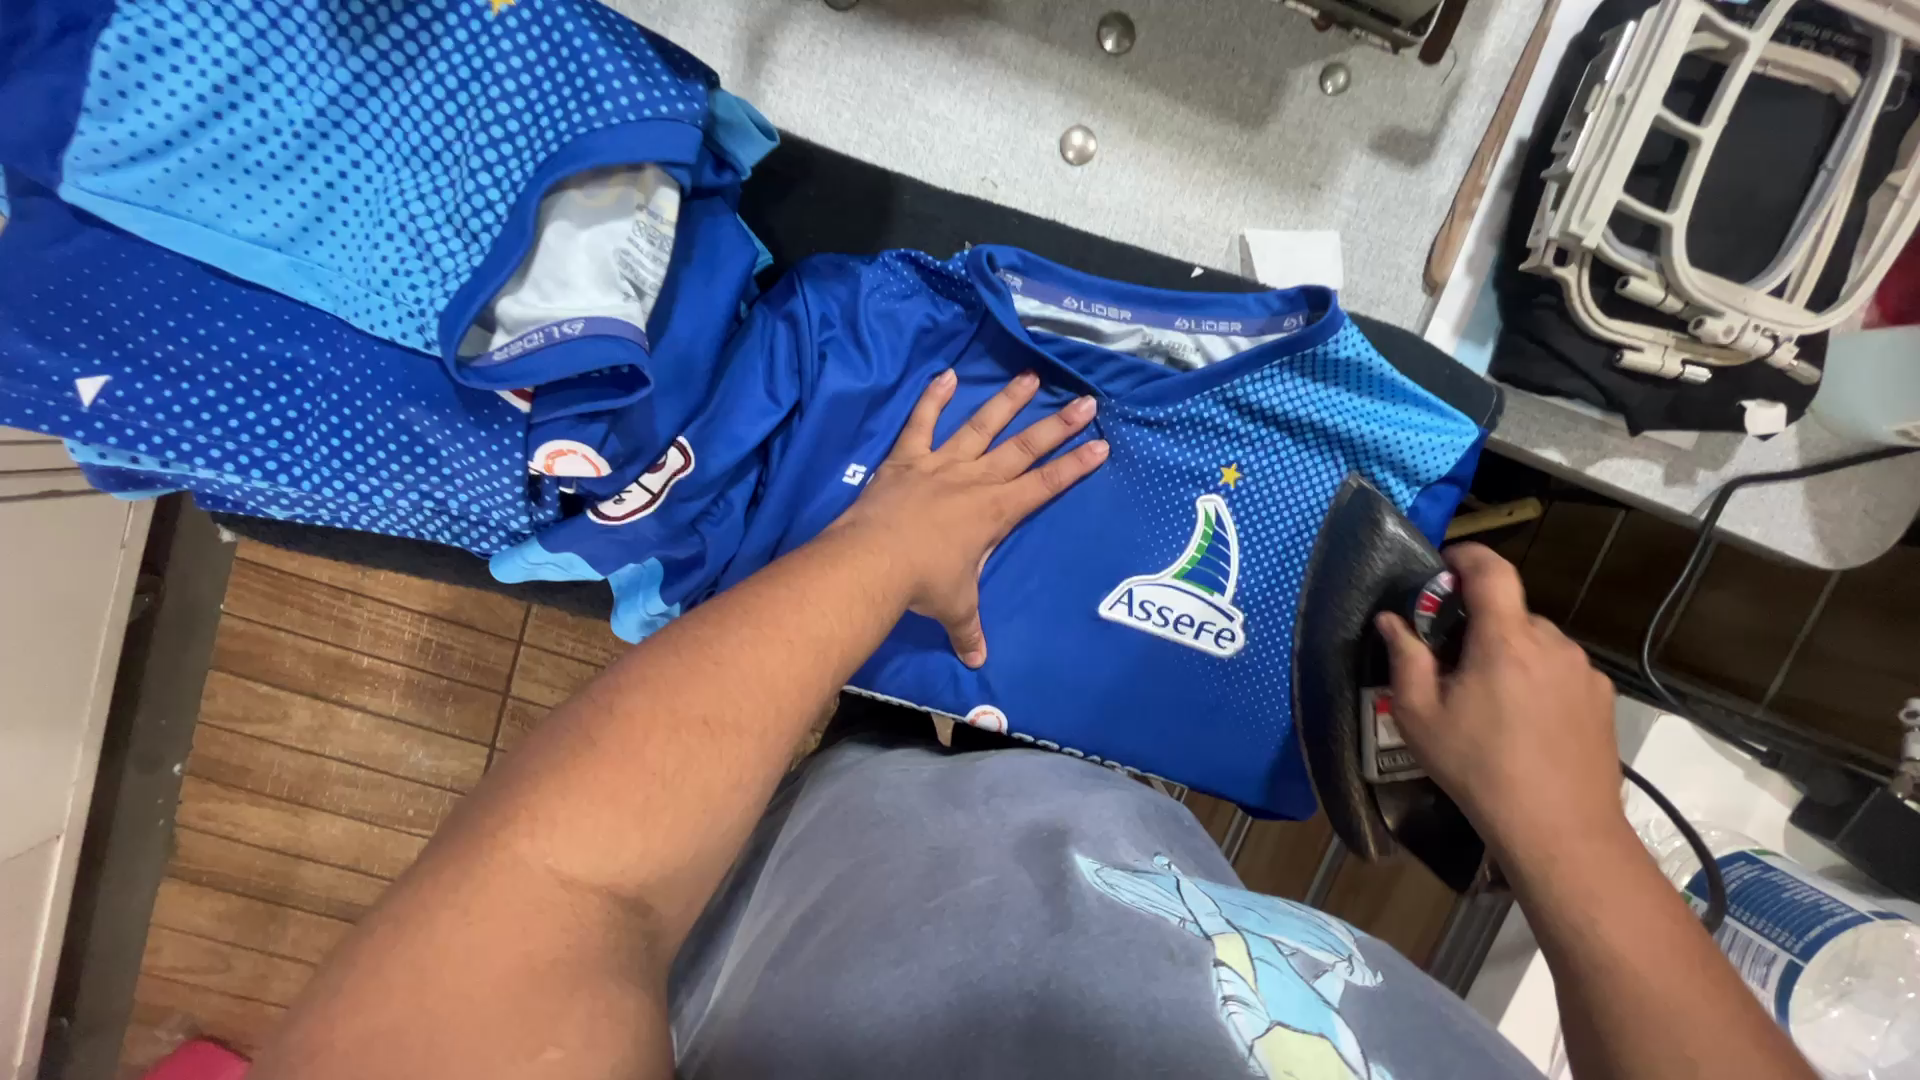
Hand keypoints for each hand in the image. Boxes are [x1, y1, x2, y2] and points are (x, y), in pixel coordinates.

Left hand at [828, 370, 1108, 666]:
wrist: (874, 561)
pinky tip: (946, 374)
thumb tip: (978, 663)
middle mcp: (974, 481)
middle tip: (1084, 401)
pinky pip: (921, 423)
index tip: (1101, 444)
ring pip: (979, 427)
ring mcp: (940, 465)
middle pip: (1023, 448)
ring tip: (1029, 377)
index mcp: (995, 513)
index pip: (1045, 485)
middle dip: (1057, 425)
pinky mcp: (906, 458)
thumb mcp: (954, 610)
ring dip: (1006, 402)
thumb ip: (970, 632)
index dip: (1075, 466)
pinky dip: (932, 399)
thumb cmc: (923, 585)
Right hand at [1374, 543, 1624, 862]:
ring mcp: (1583, 671)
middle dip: (1478, 622)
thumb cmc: (1477, 766)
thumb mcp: (1418, 714)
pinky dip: (1535, 674)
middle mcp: (1552, 644)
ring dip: (1507, 650)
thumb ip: (1405, 658)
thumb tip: (1390, 620)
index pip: (1492, 572)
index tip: (1445, 562)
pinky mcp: (1600, 697)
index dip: (1467, 555)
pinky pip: (1559, 667)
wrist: (1559, 827)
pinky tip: (1522, 716)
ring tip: (1486, 695)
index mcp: (1505, 641)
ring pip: (1535, 640)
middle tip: (1450, 658)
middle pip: (1510, 611)